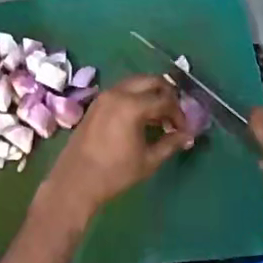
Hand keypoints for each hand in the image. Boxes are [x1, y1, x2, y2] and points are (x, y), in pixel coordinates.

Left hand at [38, 75, 191, 223]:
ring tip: (158, 118)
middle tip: (173, 115)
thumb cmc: (114, 173)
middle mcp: (118, 93)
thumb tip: (188, 136)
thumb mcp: (148, 160)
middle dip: (167, 94)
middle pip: (151, 81)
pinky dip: (135, 97)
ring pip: (135, 83)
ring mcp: (105, 96)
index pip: (165, 99)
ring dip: (150, 94)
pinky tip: (140, 118)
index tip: (183, 129)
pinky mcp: (96, 103)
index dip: (178, 113)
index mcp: (132, 105)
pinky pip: (122, 91)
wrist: (75, 182)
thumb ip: (170, 143)